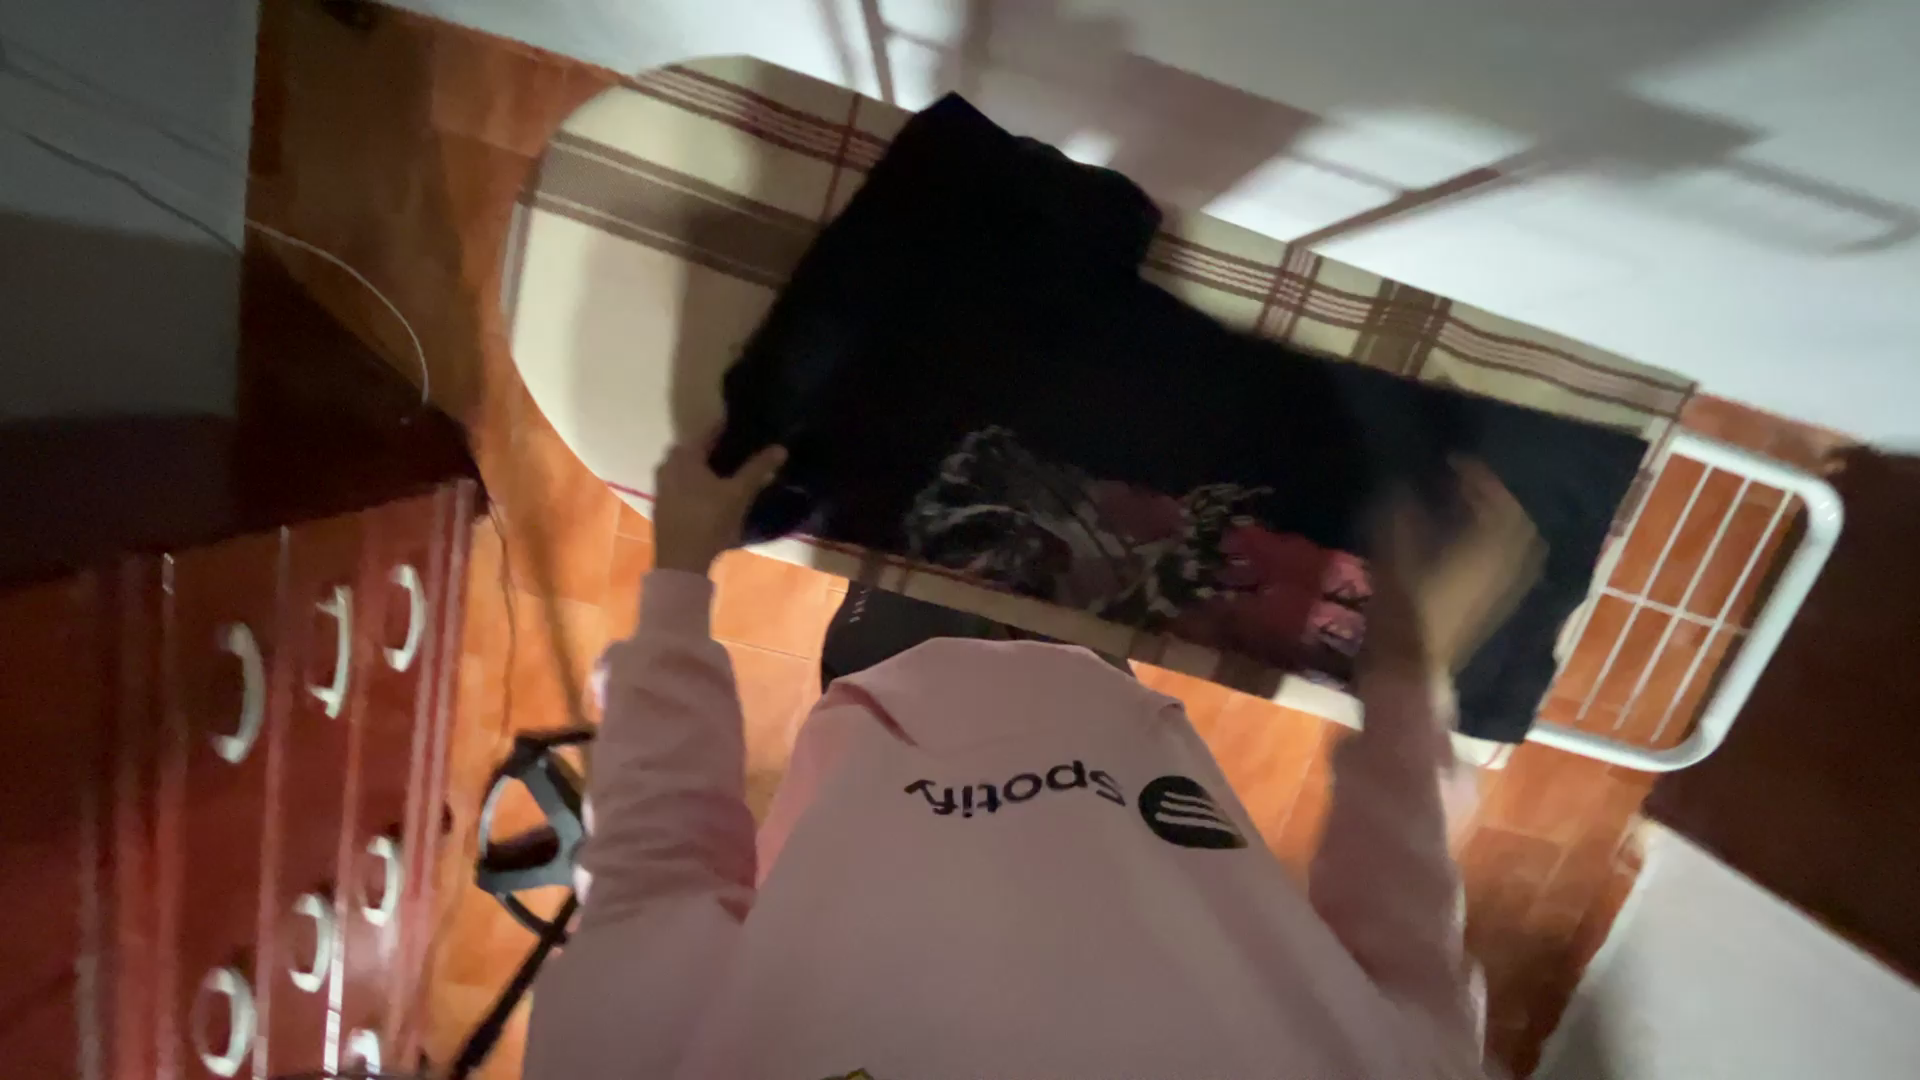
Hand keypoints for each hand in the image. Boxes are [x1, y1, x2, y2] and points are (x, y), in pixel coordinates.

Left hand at [652, 422, 787, 573]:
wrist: (681, 562)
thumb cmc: (710, 521)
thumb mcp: (739, 494)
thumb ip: (758, 468)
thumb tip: (780, 447)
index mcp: (684, 456)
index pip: (709, 433)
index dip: (728, 429)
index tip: (746, 428)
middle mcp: (667, 465)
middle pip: (697, 451)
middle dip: (718, 451)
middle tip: (742, 453)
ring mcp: (661, 487)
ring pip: (689, 470)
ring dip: (708, 470)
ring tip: (732, 476)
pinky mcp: (662, 506)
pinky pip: (683, 486)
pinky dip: (698, 485)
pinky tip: (714, 496)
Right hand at [1363, 458, 1541, 681]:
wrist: (1411, 662)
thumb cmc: (1401, 602)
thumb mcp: (1391, 547)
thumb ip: (1400, 509)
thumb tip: (1403, 482)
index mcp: (1487, 543)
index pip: (1495, 498)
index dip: (1477, 476)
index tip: (1454, 461)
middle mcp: (1509, 561)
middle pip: (1516, 521)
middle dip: (1495, 498)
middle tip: (1468, 486)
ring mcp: (1507, 586)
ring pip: (1518, 544)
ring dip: (1499, 523)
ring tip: (1472, 514)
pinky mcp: (1497, 604)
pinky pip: (1509, 563)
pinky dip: (1497, 546)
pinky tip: (1471, 548)